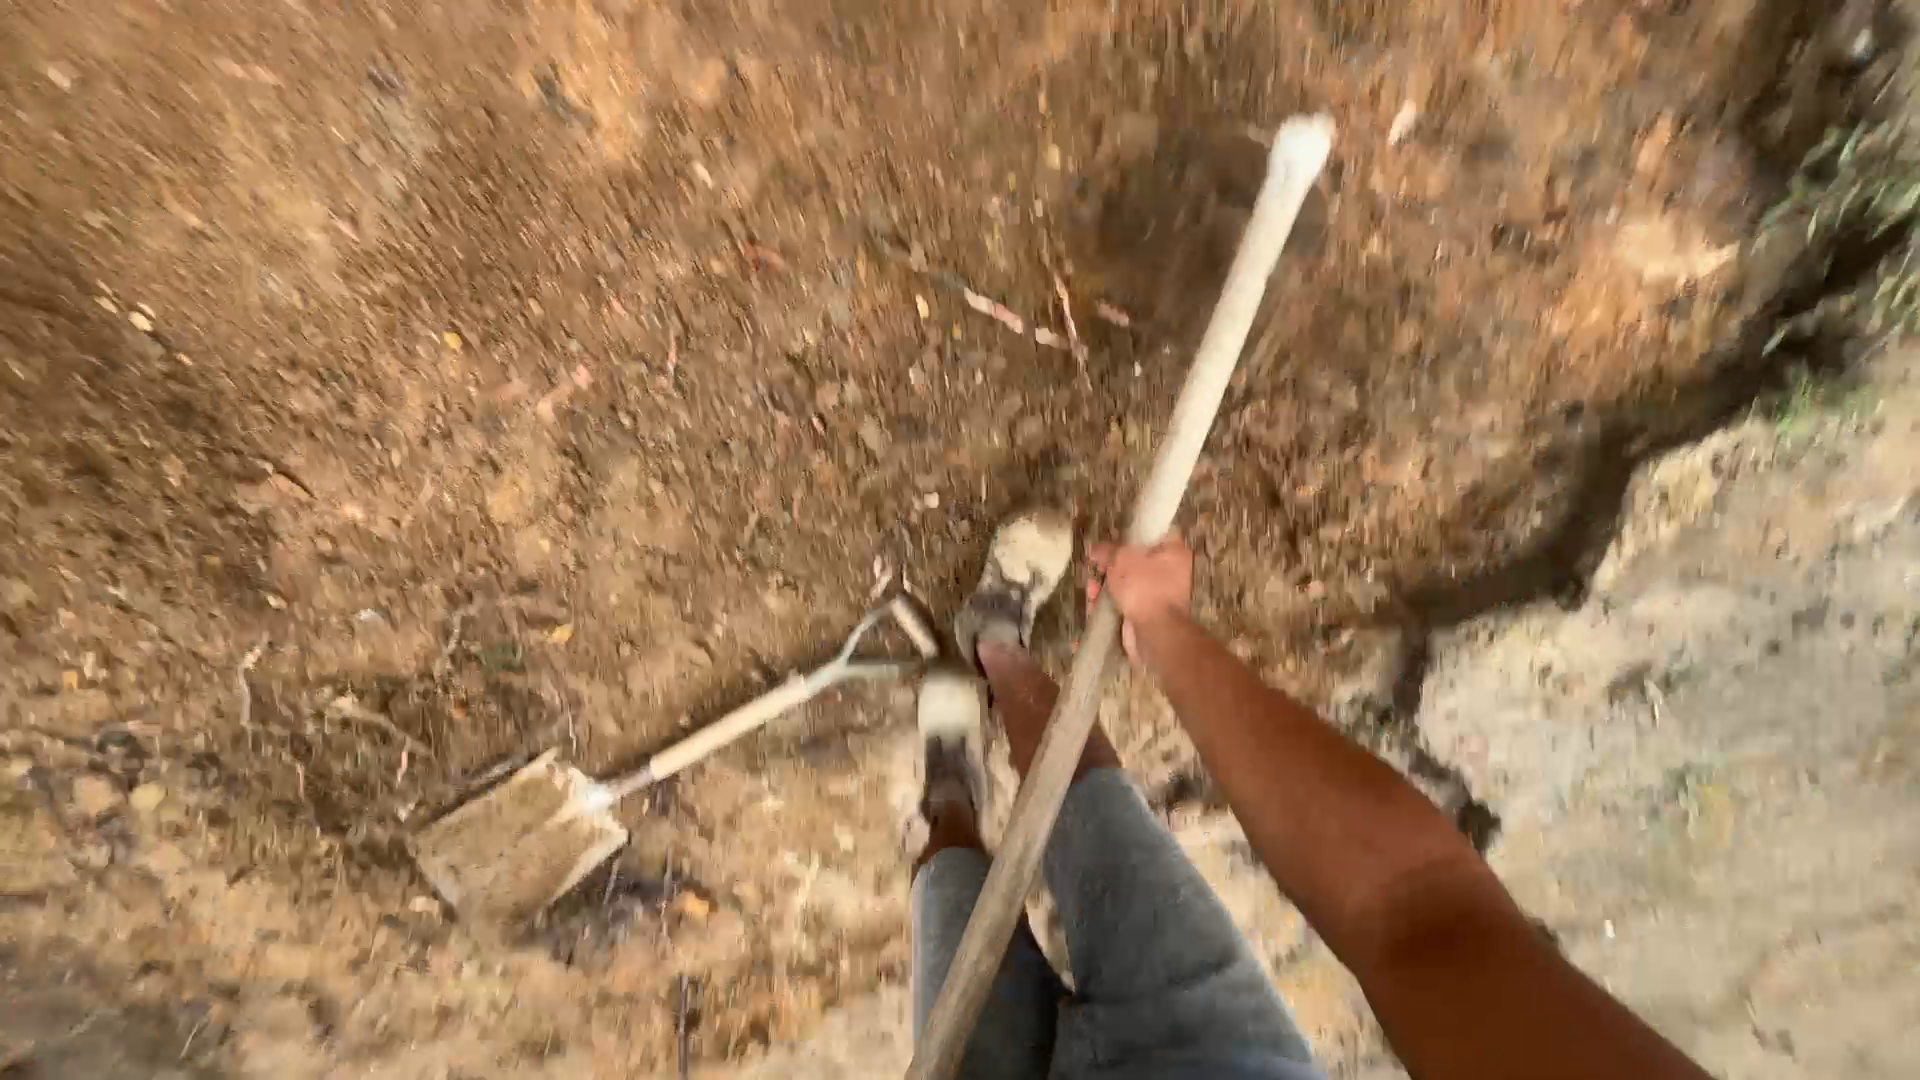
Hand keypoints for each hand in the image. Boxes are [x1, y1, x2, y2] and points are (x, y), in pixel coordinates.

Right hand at [1086, 533, 1193, 661]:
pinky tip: (1092, 606)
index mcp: (1174, 553)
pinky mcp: (1147, 616)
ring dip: (1105, 588)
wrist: (1155, 631)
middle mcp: (1171, 574)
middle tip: (1095, 568)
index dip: (1130, 536)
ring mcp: (1159, 597)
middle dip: (1110, 567)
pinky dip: (1109, 605)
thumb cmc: (1144, 586)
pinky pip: (1124, 605)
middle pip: (1136, 562)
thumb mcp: (1122, 558)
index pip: (1154, 535)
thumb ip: (1107, 550)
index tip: (1111, 540)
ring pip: (1127, 586)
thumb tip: (1095, 548)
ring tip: (1090, 591)